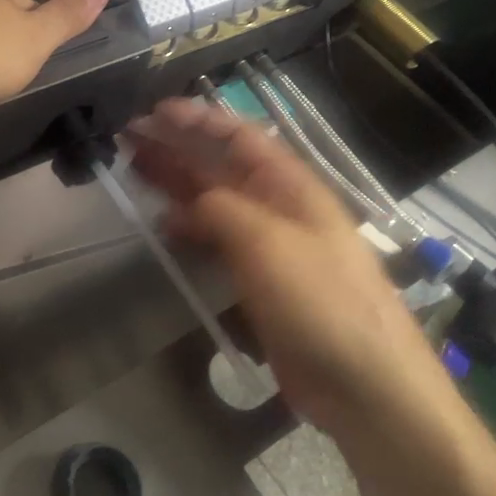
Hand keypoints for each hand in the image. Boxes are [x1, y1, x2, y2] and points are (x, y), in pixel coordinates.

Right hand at [128, 98, 451, 432]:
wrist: (366, 384)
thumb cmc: (320, 298)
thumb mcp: (265, 240)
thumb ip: (219, 207)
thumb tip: (186, 203)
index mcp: (290, 185)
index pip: (239, 135)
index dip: (197, 119)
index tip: (154, 111)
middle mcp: (278, 206)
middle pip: (220, 164)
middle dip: (177, 146)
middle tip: (129, 137)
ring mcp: (269, 245)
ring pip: (214, 200)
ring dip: (176, 183)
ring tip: (134, 170)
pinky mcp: (260, 281)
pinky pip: (217, 240)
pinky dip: (187, 227)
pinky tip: (162, 225)